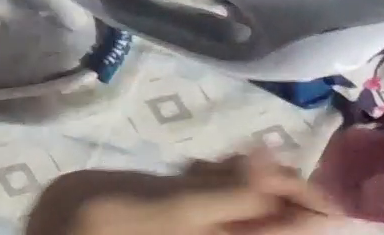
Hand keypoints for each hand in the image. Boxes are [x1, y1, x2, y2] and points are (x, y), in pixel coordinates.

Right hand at [27, 152, 341, 234]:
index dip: (300, 185)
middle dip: (264, 175)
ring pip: (252, 196)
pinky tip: (194, 167)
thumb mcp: (178, 208)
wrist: (71, 231)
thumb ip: (231, 190)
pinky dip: (215, 176)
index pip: (313, 218)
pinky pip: (223, 194)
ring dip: (237, 173)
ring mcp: (216, 225)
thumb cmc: (121, 224)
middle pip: (283, 206)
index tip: (264, 157)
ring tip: (205, 164)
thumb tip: (275, 159)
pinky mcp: (191, 213)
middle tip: (227, 160)